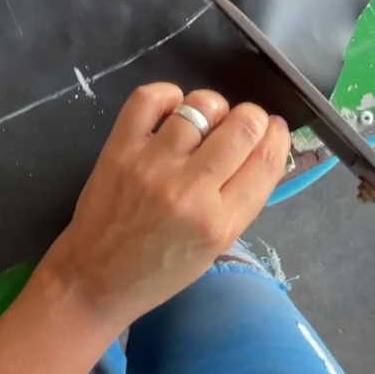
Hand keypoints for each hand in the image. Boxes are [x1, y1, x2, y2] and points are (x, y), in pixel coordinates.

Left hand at [36, 83, 290, 330]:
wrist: (96, 279)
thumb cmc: (159, 270)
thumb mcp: (214, 247)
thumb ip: (240, 200)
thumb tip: (261, 149)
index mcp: (220, 223)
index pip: (267, 161)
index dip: (278, 136)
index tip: (274, 129)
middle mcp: (191, 190)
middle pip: (242, 127)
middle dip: (251, 117)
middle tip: (240, 124)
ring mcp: (153, 165)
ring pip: (201, 106)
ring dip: (212, 107)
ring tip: (204, 121)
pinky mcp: (120, 149)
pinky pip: (150, 99)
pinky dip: (168, 94)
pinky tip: (172, 108)